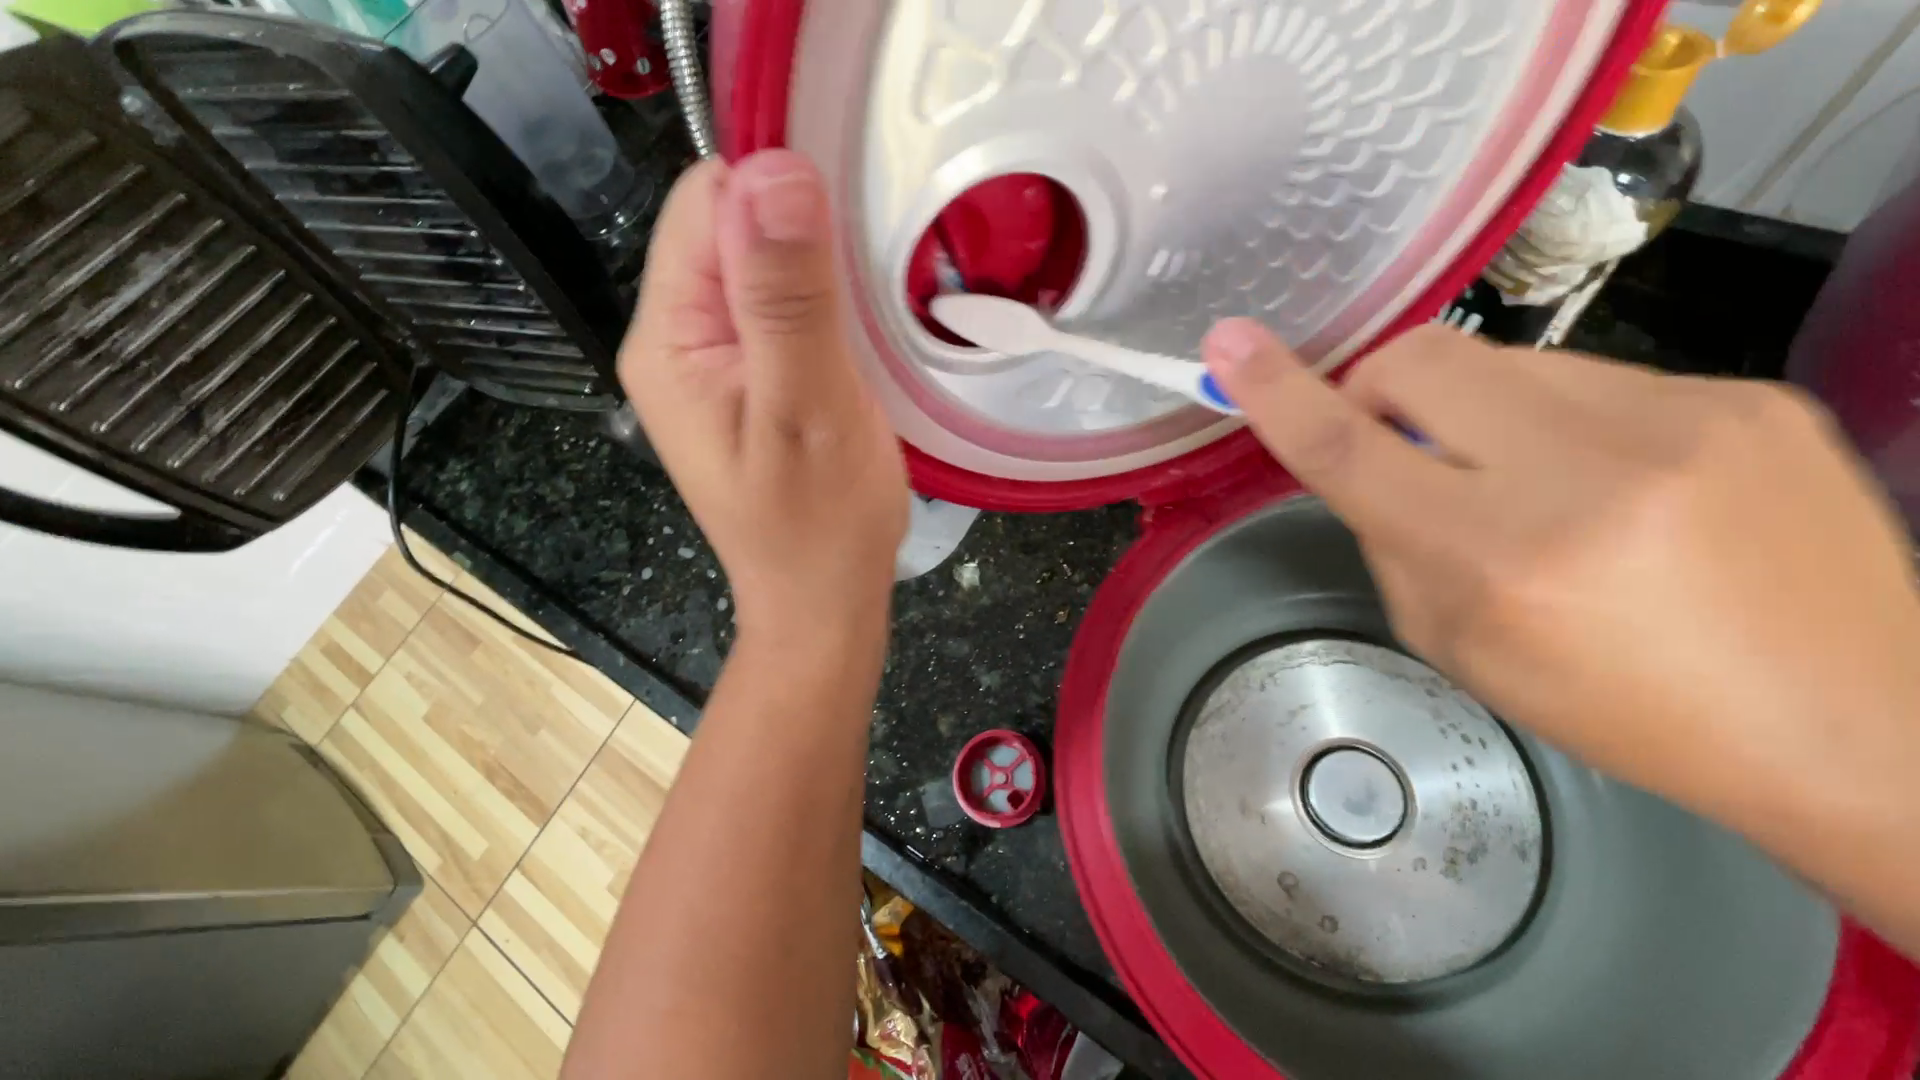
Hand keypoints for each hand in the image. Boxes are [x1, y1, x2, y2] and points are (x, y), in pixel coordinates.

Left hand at [620, 152, 908, 648]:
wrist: (822, 601)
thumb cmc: (819, 525)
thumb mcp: (807, 410)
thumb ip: (787, 299)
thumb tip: (774, 170)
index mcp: (669, 338)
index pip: (709, 205)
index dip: (780, 197)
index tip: (850, 231)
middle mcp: (675, 337)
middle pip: (733, 226)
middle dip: (804, 235)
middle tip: (870, 284)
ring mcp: (712, 358)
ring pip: (763, 261)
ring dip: (821, 269)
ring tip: (871, 309)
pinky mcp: (748, 374)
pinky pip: (782, 303)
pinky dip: (826, 302)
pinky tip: (859, 331)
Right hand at [1202, 320, 1919, 835]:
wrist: (1860, 722)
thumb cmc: (1626, 709)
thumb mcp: (1463, 647)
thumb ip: (1396, 544)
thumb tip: (1374, 463)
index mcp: (1503, 558)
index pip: (1352, 449)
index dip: (1277, 393)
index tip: (1228, 342)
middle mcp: (1585, 471)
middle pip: (1418, 360)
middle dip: (1379, 388)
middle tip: (1402, 444)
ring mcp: (1680, 417)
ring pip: (1505, 362)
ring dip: (1477, 410)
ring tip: (1529, 479)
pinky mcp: (1745, 393)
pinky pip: (1596, 377)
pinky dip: (1563, 421)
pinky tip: (1616, 482)